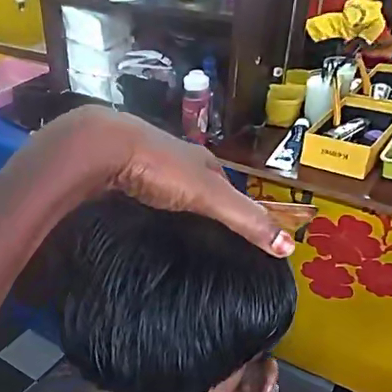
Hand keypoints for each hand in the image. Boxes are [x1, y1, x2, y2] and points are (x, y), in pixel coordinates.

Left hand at [42, 106, 294, 256]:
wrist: (102, 147)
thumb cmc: (160, 166)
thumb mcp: (209, 196)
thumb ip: (246, 219)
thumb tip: (289, 245)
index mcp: (200, 161)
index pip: (224, 185)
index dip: (233, 206)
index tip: (238, 232)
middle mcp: (173, 159)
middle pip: (193, 186)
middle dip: (199, 207)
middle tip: (203, 239)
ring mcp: (142, 164)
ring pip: (162, 189)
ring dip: (168, 207)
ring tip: (172, 236)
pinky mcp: (115, 173)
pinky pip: (135, 194)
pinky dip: (141, 207)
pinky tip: (137, 222)